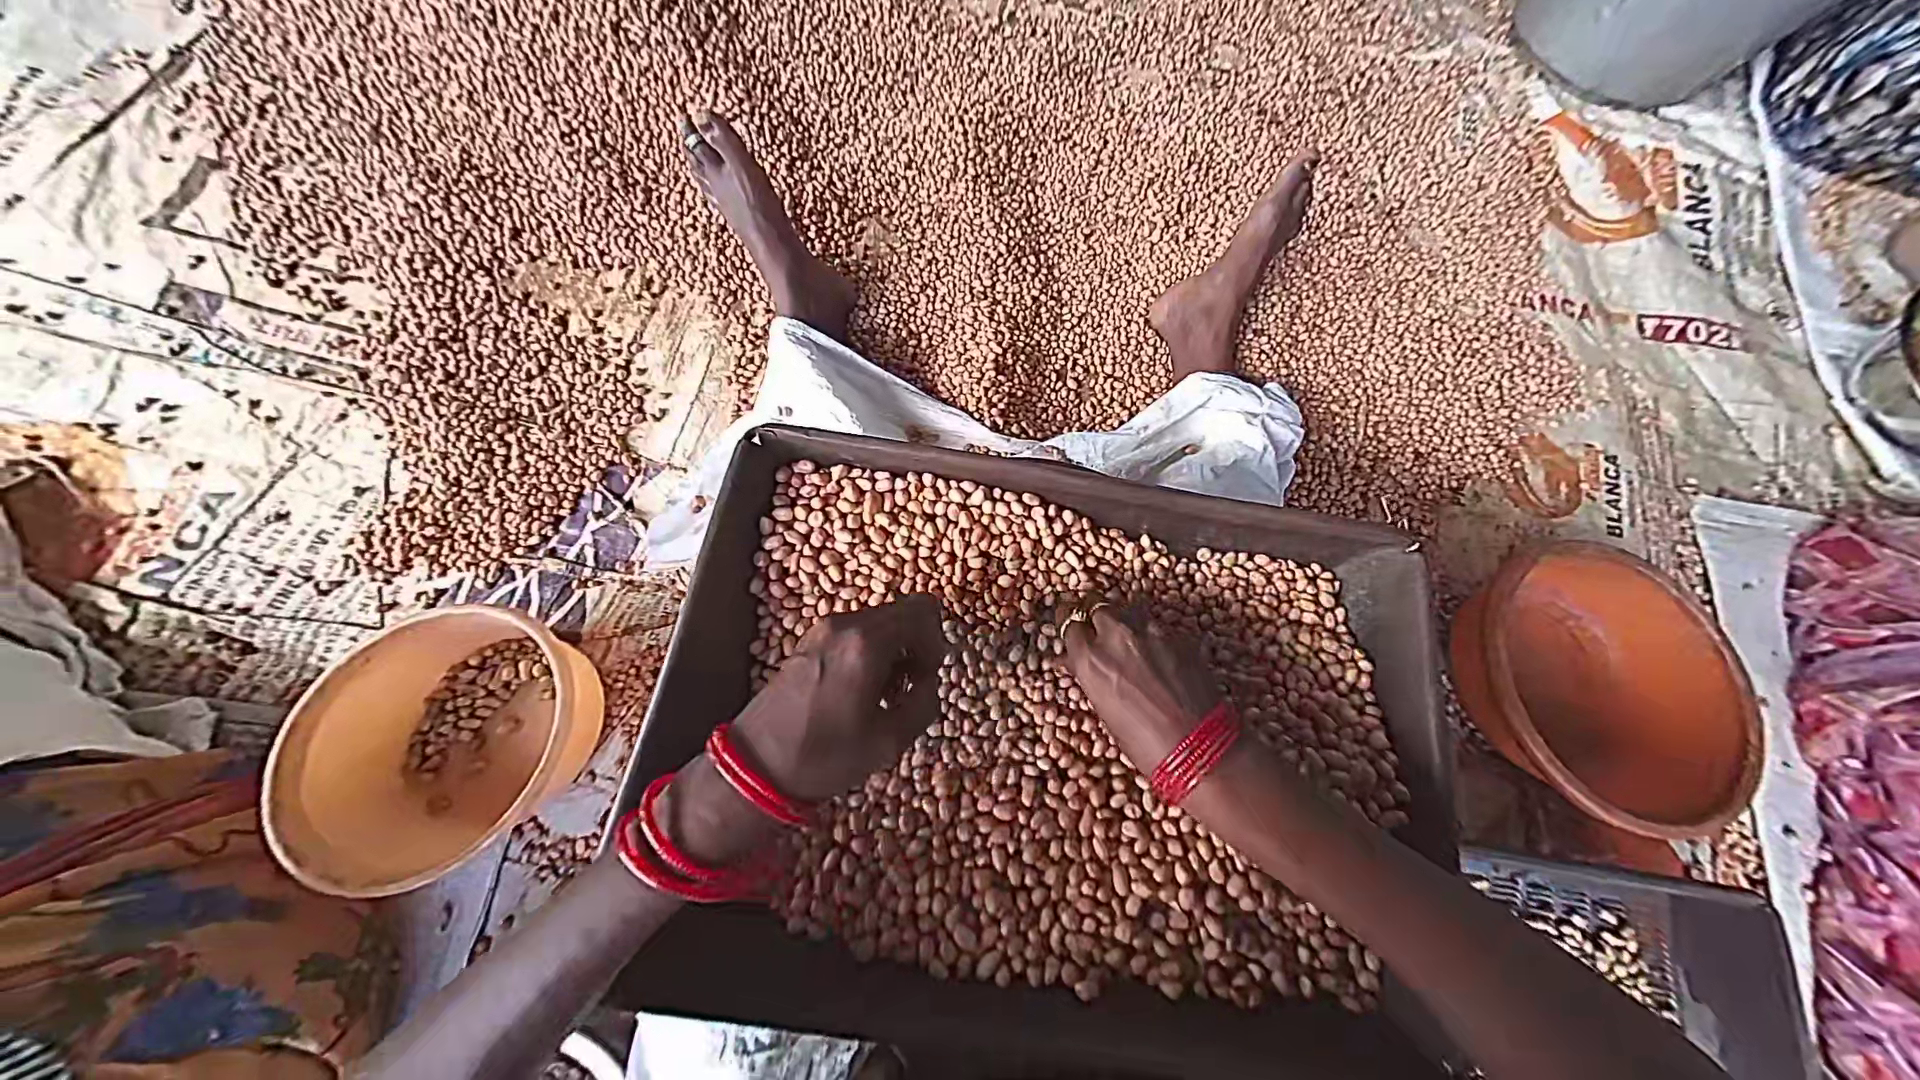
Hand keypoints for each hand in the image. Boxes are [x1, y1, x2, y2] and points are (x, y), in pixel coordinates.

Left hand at [665, 595, 949, 865]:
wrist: (756, 766)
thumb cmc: (824, 756)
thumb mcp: (890, 740)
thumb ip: (924, 702)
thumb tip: (928, 682)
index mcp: (866, 643)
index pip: (923, 613)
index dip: (936, 645)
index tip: (928, 679)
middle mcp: (844, 625)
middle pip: (903, 612)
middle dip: (917, 645)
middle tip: (910, 686)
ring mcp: (823, 630)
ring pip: (880, 621)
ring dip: (895, 649)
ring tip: (885, 694)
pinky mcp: (809, 641)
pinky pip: (856, 632)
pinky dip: (871, 652)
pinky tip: (862, 690)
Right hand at [1062, 605, 1221, 775]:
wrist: (1202, 751)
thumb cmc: (1146, 744)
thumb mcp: (1105, 711)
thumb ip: (1090, 677)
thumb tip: (1076, 664)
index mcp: (1090, 658)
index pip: (1071, 624)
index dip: (1074, 628)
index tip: (1076, 630)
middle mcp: (1117, 637)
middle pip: (1099, 608)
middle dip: (1099, 618)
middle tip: (1102, 634)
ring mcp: (1151, 633)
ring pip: (1131, 611)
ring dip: (1128, 624)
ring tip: (1133, 645)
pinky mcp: (1181, 637)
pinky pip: (1161, 628)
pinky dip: (1157, 639)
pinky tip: (1162, 660)